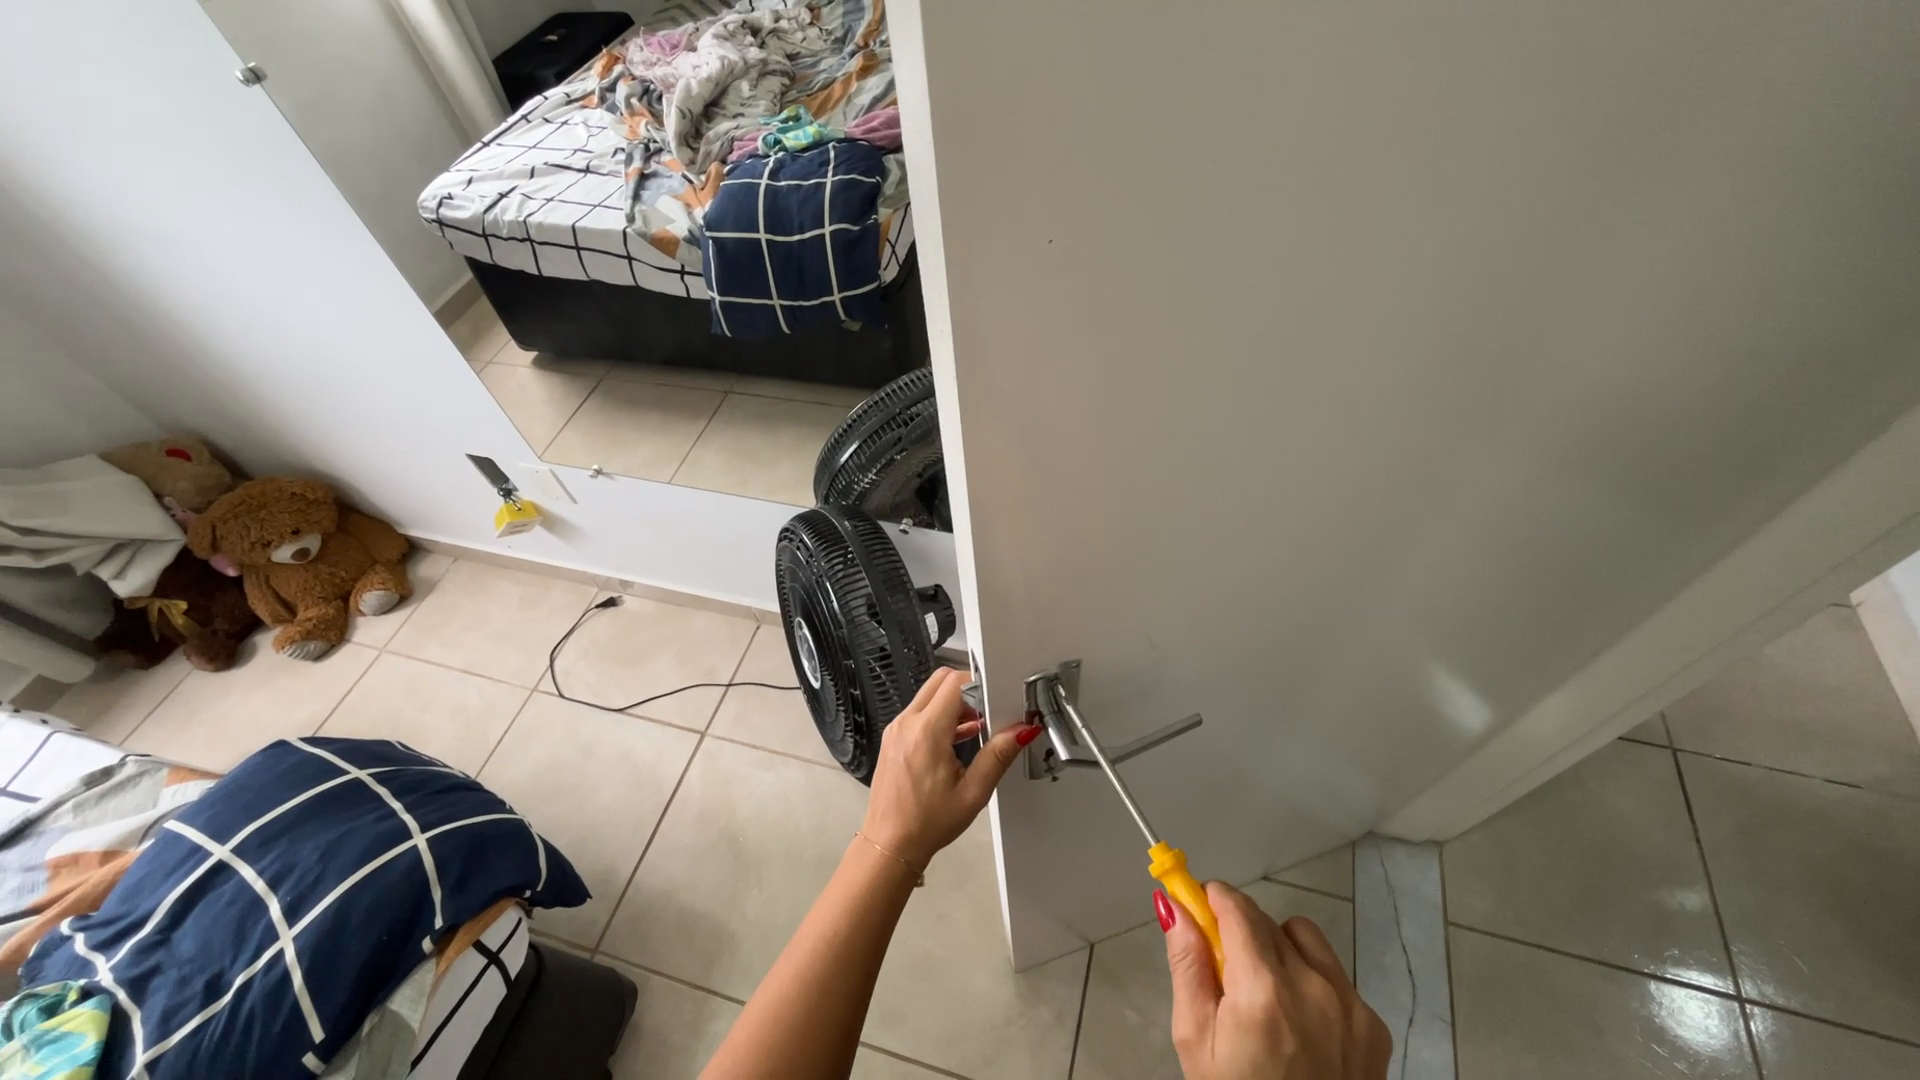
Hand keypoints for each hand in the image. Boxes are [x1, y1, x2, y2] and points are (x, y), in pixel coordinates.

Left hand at [860, 668, 1039, 868]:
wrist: (890, 844)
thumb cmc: (927, 823)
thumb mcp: (973, 792)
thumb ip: (998, 756)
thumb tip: (1021, 731)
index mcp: (926, 732)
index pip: (954, 682)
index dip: (979, 684)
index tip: (996, 701)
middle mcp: (907, 723)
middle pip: (940, 680)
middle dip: (967, 688)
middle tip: (987, 711)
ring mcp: (896, 729)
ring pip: (928, 694)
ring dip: (953, 702)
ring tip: (976, 728)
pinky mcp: (893, 737)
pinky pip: (919, 711)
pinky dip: (939, 714)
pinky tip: (957, 738)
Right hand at [1164, 882, 1390, 1079]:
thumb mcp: (1195, 1039)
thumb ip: (1187, 965)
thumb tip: (1174, 906)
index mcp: (1263, 992)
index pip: (1238, 908)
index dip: (1214, 897)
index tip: (1198, 903)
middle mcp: (1314, 986)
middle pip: (1266, 920)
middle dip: (1238, 927)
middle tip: (1222, 965)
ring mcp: (1351, 1005)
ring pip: (1304, 938)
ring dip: (1278, 946)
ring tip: (1264, 993)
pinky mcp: (1374, 1025)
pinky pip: (1334, 974)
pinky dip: (1311, 980)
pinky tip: (1299, 1024)